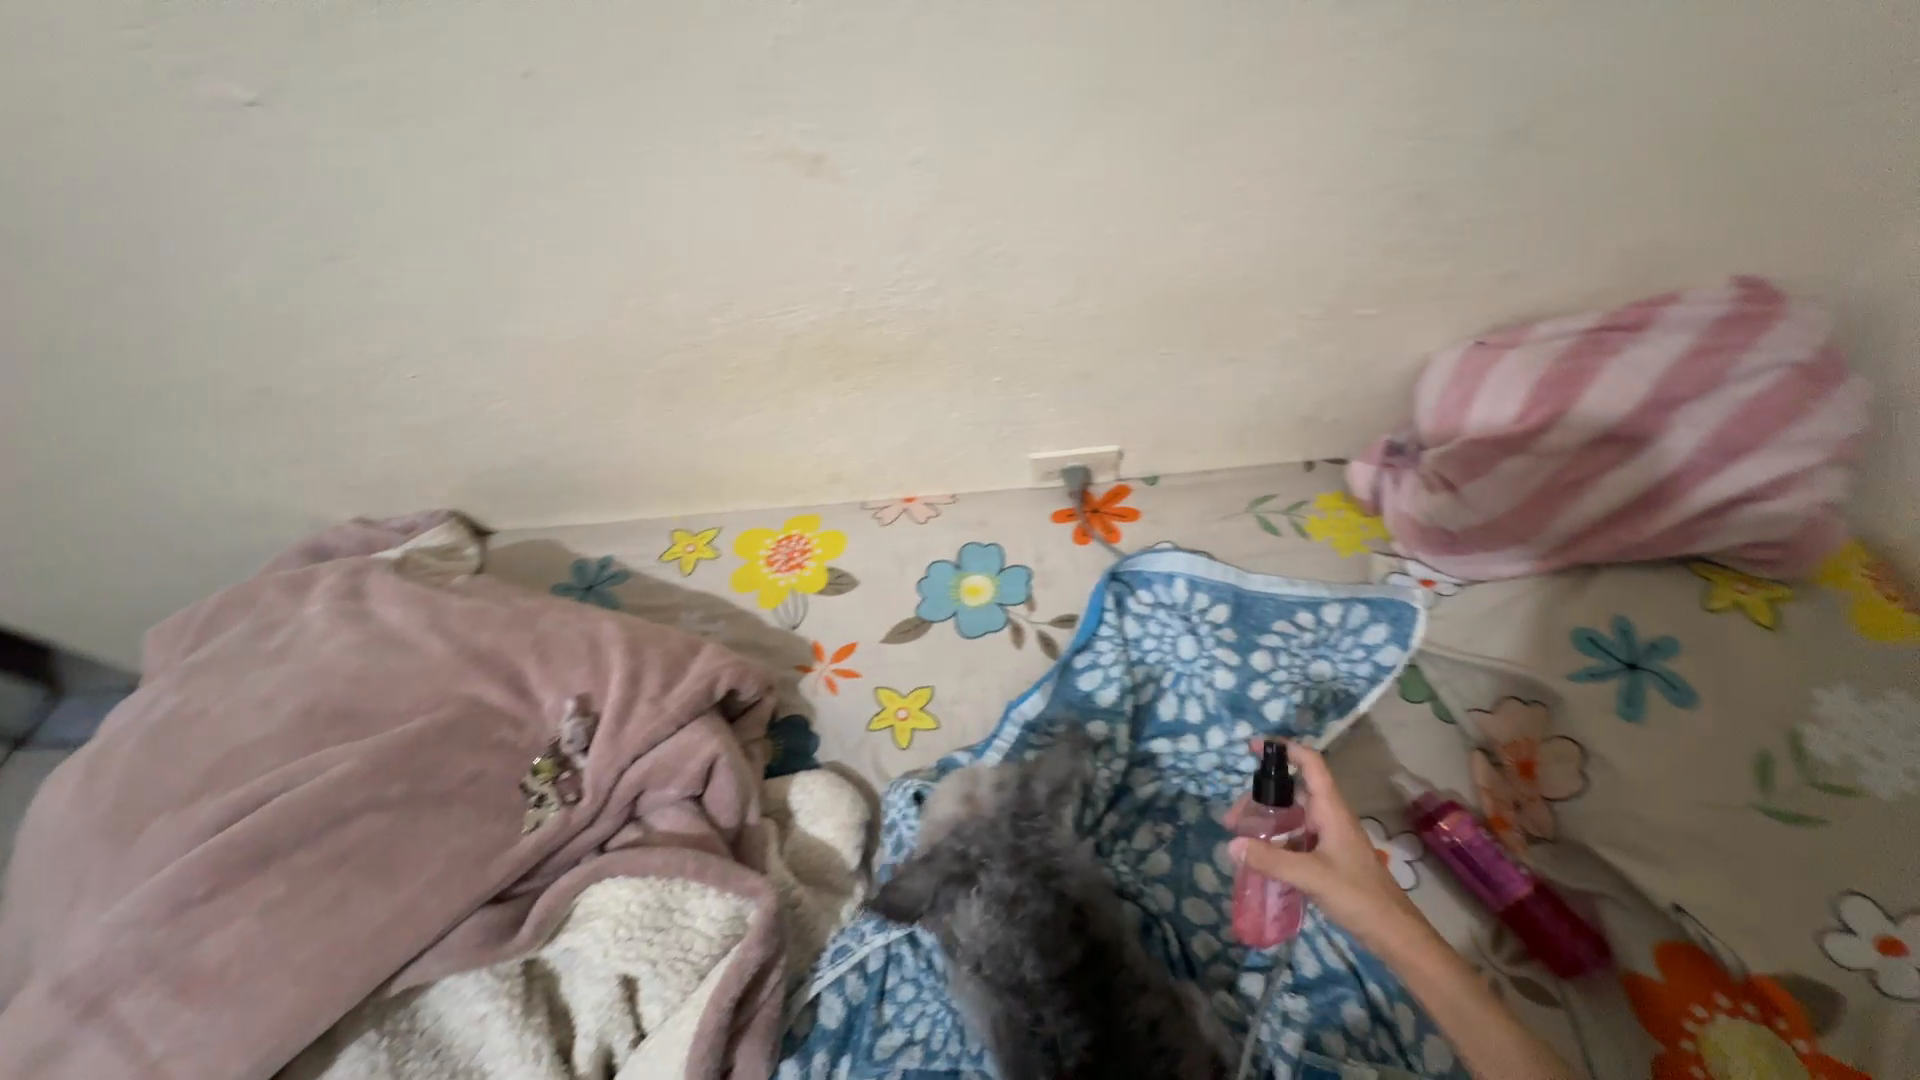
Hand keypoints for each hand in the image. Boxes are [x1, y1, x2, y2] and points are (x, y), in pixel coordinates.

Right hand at [1226, 740, 1428, 952]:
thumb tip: (1231, 844)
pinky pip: (1296, 838)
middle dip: (1260, 798)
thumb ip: (1270, 860)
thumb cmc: (1358, 895)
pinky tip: (1259, 858)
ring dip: (1266, 821)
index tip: (1253, 748)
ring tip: (1240, 838)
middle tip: (1233, 818)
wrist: (1394, 932)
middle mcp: (1329, 817)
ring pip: (1292, 817)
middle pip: (1292, 792)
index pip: (1310, 763)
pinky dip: (1275, 841)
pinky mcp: (1328, 857)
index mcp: (1331, 810)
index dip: (1284, 749)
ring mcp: (1329, 837)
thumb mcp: (1311, 876)